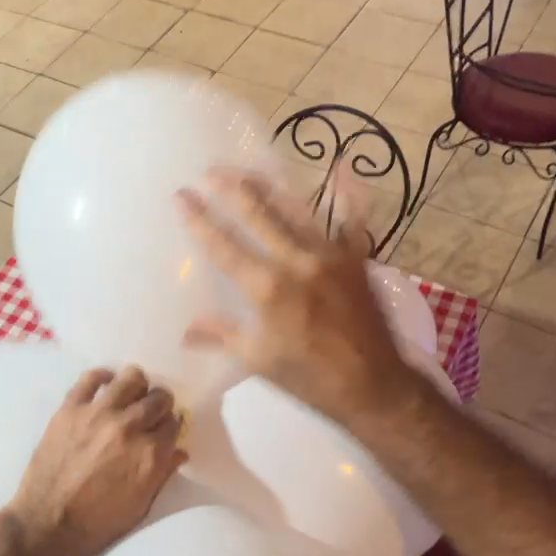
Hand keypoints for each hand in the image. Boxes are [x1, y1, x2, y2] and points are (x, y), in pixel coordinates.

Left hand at [5, 366, 185, 555]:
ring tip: (129, 396)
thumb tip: (179, 451)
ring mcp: (99, 413)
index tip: (164, 431)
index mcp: (151, 454)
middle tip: (149, 414)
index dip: (171, 427)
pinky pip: (91, 377)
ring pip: (131, 377)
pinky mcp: (71, 408)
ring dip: (136, 386)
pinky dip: (102, 377)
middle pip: (159, 397)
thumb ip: (162, 474)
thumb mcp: (140, 506)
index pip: (174, 423)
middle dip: (159, 405)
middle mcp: (130, 427)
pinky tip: (105, 386)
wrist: (47, 523)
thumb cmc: (98, 523)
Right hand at [174, 170, 423, 424]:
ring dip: (270, 187)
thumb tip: (185, 331)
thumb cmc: (310, 379)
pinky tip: (342, 169)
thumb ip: (223, 336)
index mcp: (268, 289)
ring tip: (249, 168)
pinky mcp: (356, 259)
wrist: (374, 386)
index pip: (224, 246)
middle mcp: (297, 261)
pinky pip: (351, 220)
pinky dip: (346, 195)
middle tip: (211, 169)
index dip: (200, 219)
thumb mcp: (259, 361)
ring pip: (296, 209)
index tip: (181, 196)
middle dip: (232, 188)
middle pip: (258, 214)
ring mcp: (331, 255)